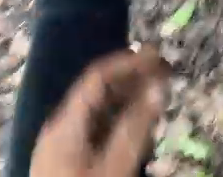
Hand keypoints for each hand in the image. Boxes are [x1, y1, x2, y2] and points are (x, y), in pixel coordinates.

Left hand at [31, 47, 170, 176]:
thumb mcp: (114, 169)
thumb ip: (135, 127)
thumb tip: (158, 86)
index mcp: (65, 124)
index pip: (97, 77)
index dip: (128, 62)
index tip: (158, 56)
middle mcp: (59, 129)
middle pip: (96, 93)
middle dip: (130, 80)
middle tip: (163, 74)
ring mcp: (60, 150)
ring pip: (96, 114)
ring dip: (126, 101)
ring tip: (155, 98)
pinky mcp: (66, 168)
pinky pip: (93, 133)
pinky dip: (117, 124)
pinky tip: (137, 130)